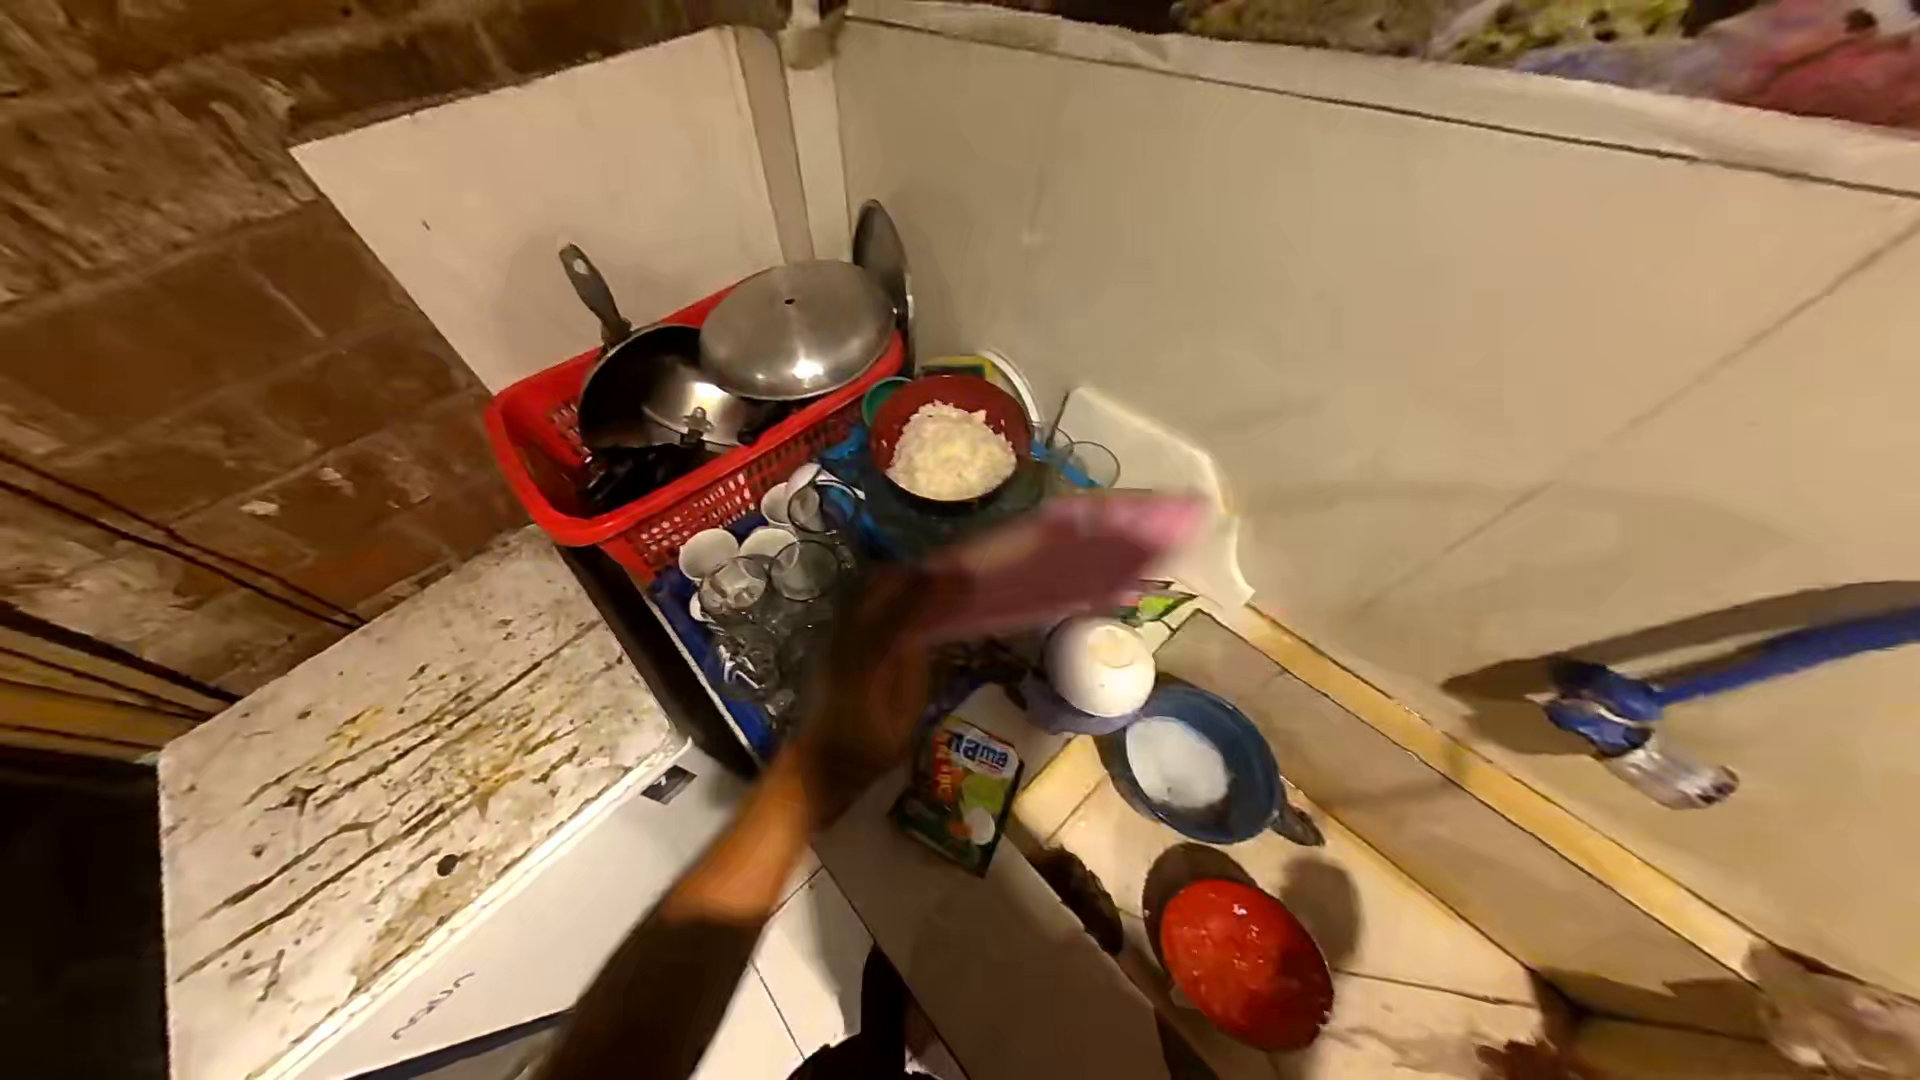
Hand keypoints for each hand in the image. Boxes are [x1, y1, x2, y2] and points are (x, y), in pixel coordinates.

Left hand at [786, 567, 946, 824]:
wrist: (820, 764)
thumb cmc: (869, 747)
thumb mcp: (906, 713)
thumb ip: (916, 666)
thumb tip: (925, 629)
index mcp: (869, 658)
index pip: (904, 609)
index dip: (933, 588)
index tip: (960, 577)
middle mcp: (845, 638)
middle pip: (876, 585)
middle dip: (912, 574)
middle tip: (942, 575)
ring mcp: (831, 636)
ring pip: (861, 588)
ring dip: (894, 579)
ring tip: (923, 583)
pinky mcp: (827, 640)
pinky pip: (854, 602)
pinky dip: (879, 592)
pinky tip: (898, 601)